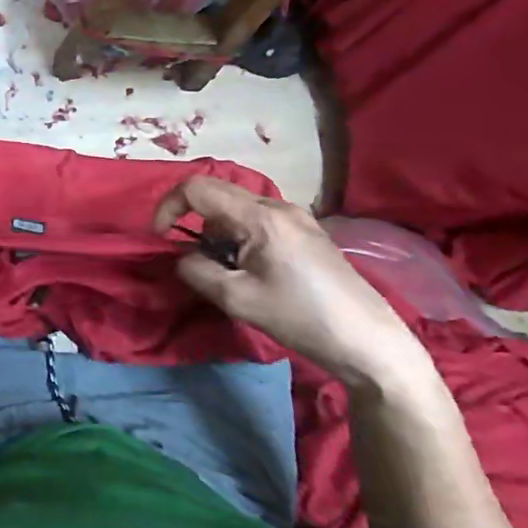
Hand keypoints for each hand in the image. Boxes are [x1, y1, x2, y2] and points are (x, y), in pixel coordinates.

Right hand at [154, 177, 433, 389]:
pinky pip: (258, 221)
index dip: (169, 206)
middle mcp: (278, 206)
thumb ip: (198, 271)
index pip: (198, 187)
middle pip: (218, 195)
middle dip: (194, 222)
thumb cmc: (300, 318)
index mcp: (260, 216)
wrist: (367, 339)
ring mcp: (296, 216)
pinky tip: (253, 272)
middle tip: (196, 262)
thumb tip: (184, 257)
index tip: (161, 237)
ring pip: (237, 210)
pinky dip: (240, 238)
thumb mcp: (238, 300)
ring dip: (219, 234)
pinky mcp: (306, 231)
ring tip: (230, 275)